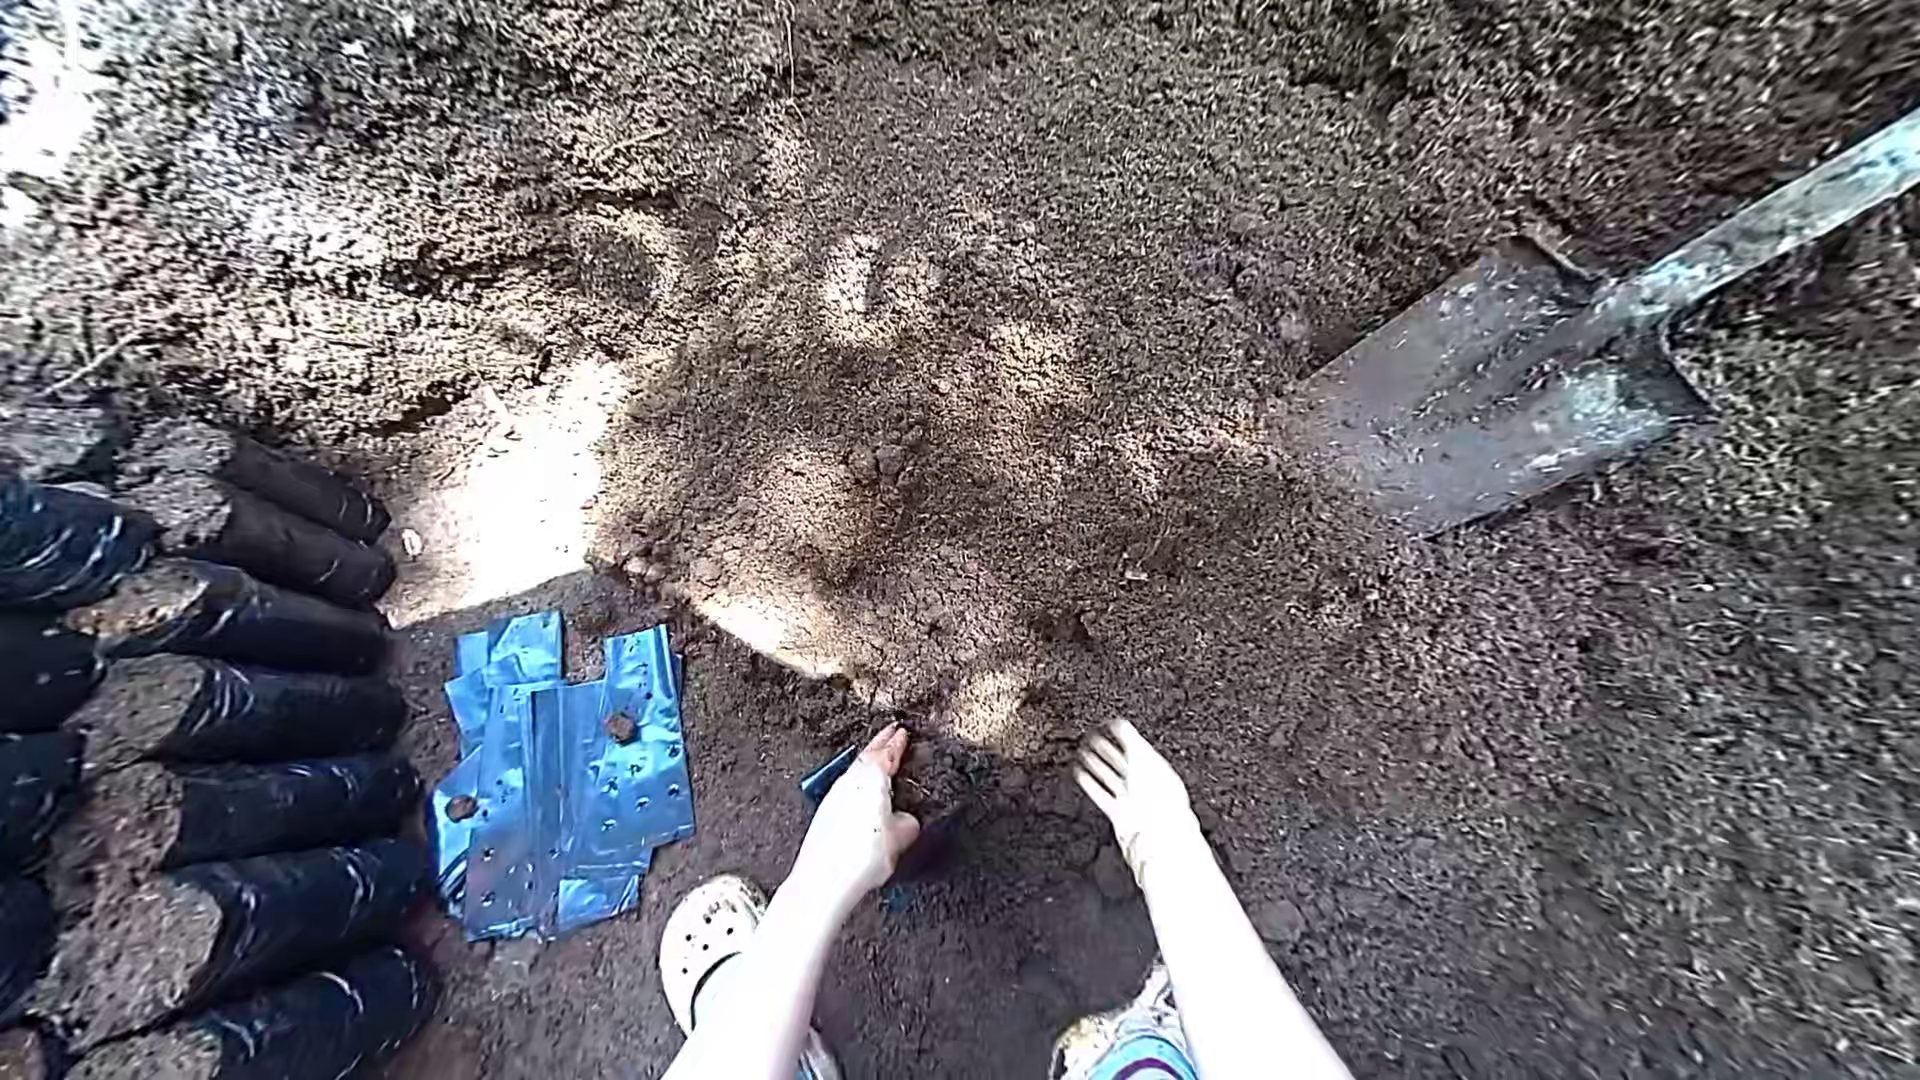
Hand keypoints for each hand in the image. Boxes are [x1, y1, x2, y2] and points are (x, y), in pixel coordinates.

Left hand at [787, 723, 920, 908]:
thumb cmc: (858, 858)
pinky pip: (846, 787)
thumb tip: (907, 822)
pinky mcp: (825, 811)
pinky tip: (861, 794)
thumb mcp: (900, 839)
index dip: (898, 741)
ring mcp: (835, 794)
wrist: (822, 881)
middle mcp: (851, 779)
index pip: (890, 751)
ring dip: (868, 761)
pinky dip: (857, 782)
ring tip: (878, 762)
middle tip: (891, 733)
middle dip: (881, 742)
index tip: (902, 733)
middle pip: (869, 753)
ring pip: (856, 769)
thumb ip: (908, 824)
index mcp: (872, 775)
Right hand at [1075, 719, 1199, 884]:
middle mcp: (1143, 782)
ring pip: (1109, 776)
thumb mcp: (1143, 756)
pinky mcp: (1119, 813)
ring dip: (1095, 764)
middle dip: (1105, 748)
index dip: (1119, 734)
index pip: (1134, 745)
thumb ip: (1129, 737)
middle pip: (1120, 761)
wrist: (1157, 836)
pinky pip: (1101, 794)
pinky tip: (1080, 774)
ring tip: (1081, 752)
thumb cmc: (1159, 799)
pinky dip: (1089, 783)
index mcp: (1155, 766)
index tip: (1106, 725)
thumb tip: (1119, 721)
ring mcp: (1130, 798)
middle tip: (1090, 736)